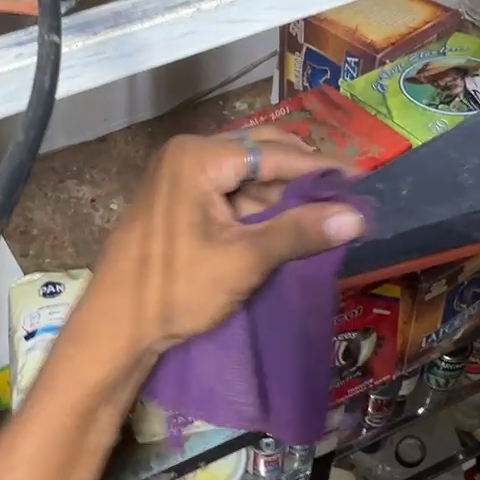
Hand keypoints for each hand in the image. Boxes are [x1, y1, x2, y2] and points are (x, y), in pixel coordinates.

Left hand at [86, 128, 366, 361]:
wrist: (117, 326)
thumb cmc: (175, 289)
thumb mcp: (244, 260)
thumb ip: (300, 232)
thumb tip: (359, 216)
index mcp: (197, 156)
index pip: (273, 153)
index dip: (320, 168)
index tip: (362, 179)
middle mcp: (187, 154)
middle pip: (260, 154)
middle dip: (302, 176)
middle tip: (347, 195)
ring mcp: (180, 175)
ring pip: (247, 173)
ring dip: (283, 192)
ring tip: (326, 211)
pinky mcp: (180, 198)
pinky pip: (230, 190)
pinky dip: (259, 204)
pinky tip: (289, 222)